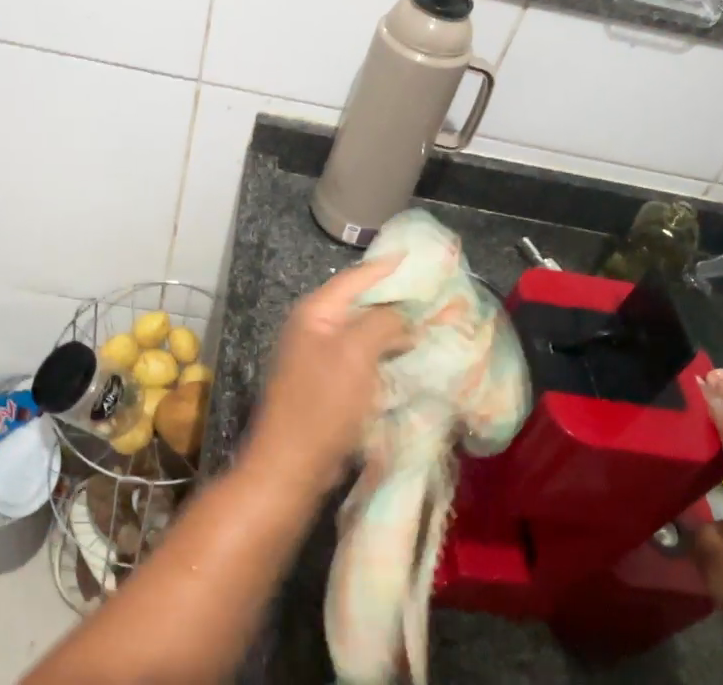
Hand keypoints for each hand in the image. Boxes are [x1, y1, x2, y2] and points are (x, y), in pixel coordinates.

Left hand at [241, 257, 410, 498]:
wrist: (291, 465)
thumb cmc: (322, 404)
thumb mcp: (356, 354)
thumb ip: (383, 323)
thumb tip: (406, 315)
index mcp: (314, 312)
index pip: (355, 278)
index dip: (386, 267)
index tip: (418, 257)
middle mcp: (313, 327)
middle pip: (359, 303)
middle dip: (394, 298)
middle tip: (432, 292)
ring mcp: (317, 357)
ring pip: (361, 332)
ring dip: (391, 328)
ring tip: (427, 322)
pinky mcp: (326, 384)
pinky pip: (360, 358)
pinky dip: (383, 354)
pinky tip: (406, 357)